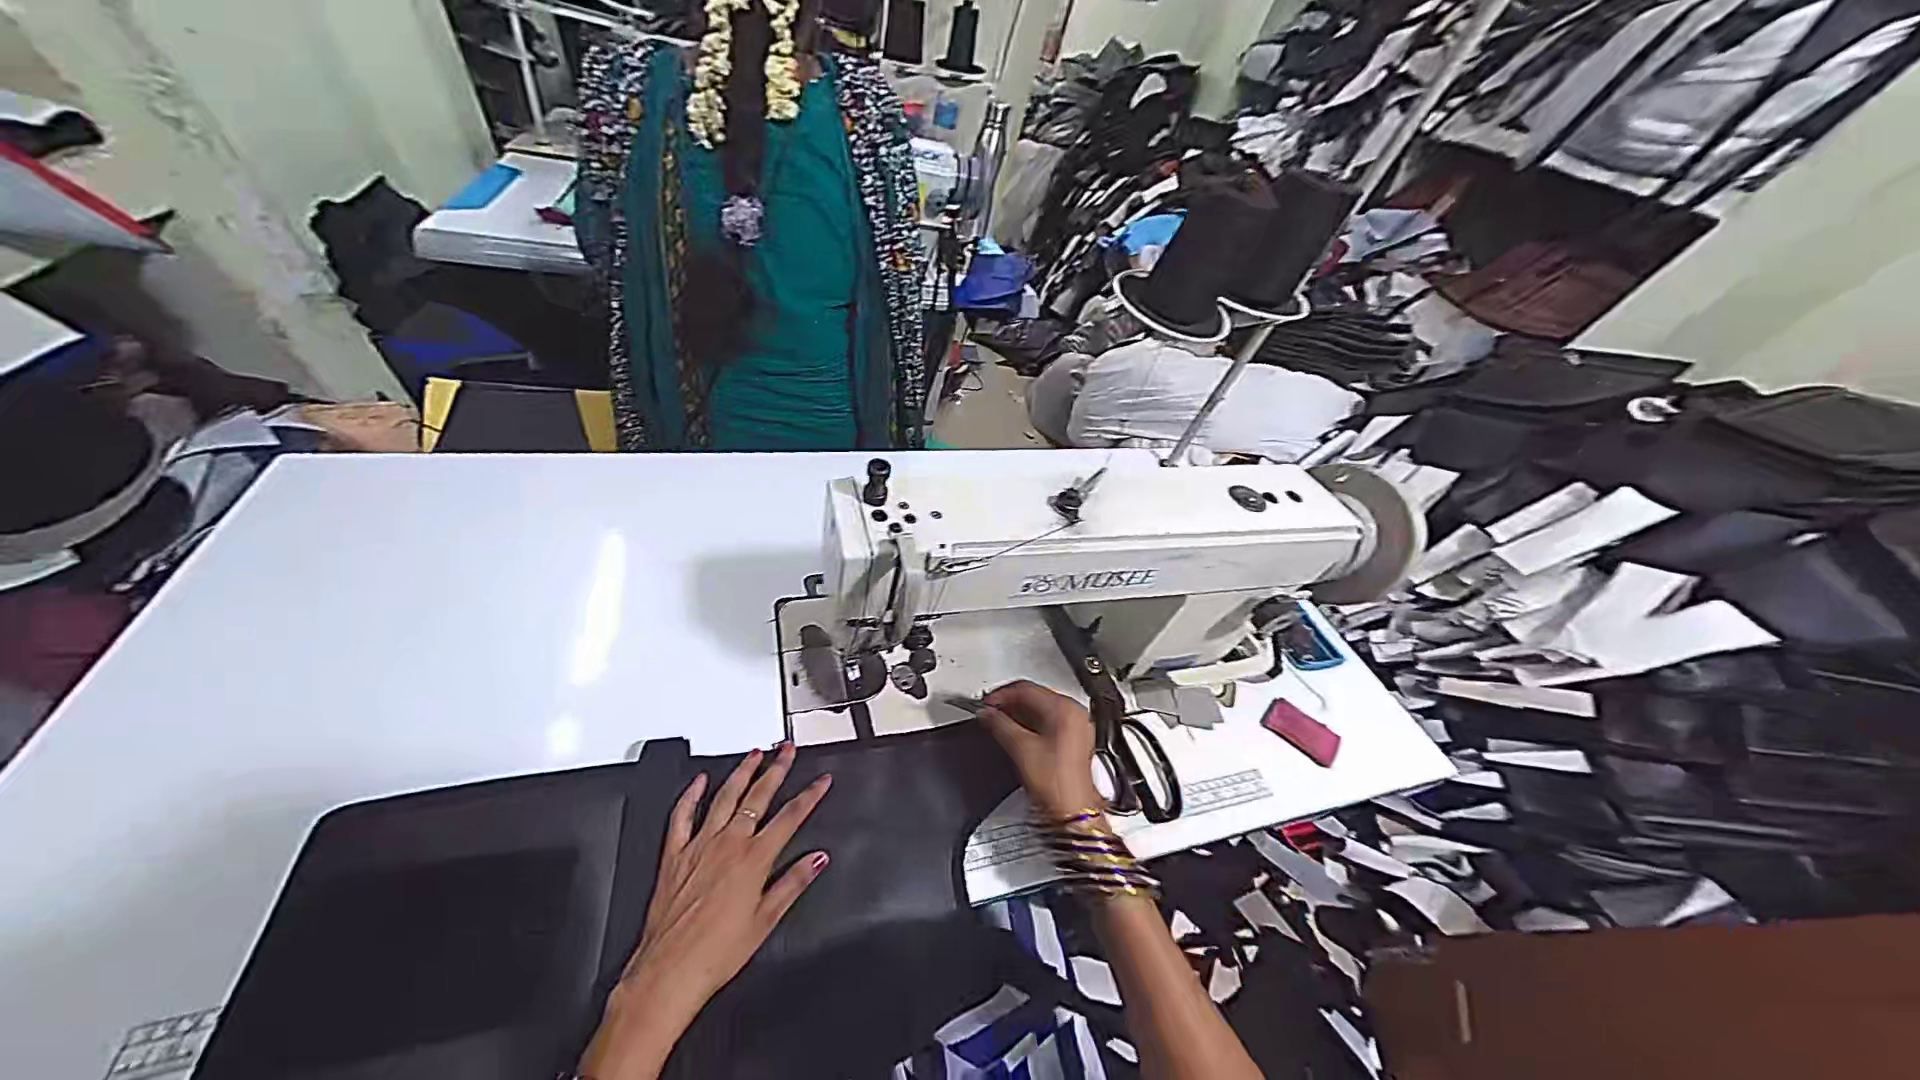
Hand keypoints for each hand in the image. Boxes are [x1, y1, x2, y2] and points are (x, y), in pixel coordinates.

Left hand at [580, 744, 831, 1079]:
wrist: (668, 973)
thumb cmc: (715, 954)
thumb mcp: (766, 920)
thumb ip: (794, 883)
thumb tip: (817, 860)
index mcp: (754, 860)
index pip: (790, 816)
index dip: (810, 795)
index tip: (821, 781)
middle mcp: (727, 845)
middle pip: (758, 795)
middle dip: (777, 768)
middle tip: (786, 749)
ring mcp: (699, 846)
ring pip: (724, 796)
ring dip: (742, 772)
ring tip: (754, 754)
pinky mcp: (674, 856)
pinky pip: (682, 815)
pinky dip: (691, 795)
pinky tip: (699, 781)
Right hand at [978, 680, 1101, 818]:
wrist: (1073, 812)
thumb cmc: (1057, 785)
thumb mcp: (1020, 748)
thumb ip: (999, 725)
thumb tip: (987, 714)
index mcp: (1064, 709)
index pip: (1026, 689)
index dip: (1001, 695)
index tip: (986, 703)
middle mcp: (1075, 714)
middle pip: (1035, 697)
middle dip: (1009, 703)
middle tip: (990, 711)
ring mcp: (1077, 727)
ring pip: (1041, 709)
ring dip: (1018, 714)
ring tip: (998, 722)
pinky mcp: (1074, 741)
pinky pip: (1048, 722)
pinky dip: (1029, 724)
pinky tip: (1015, 733)